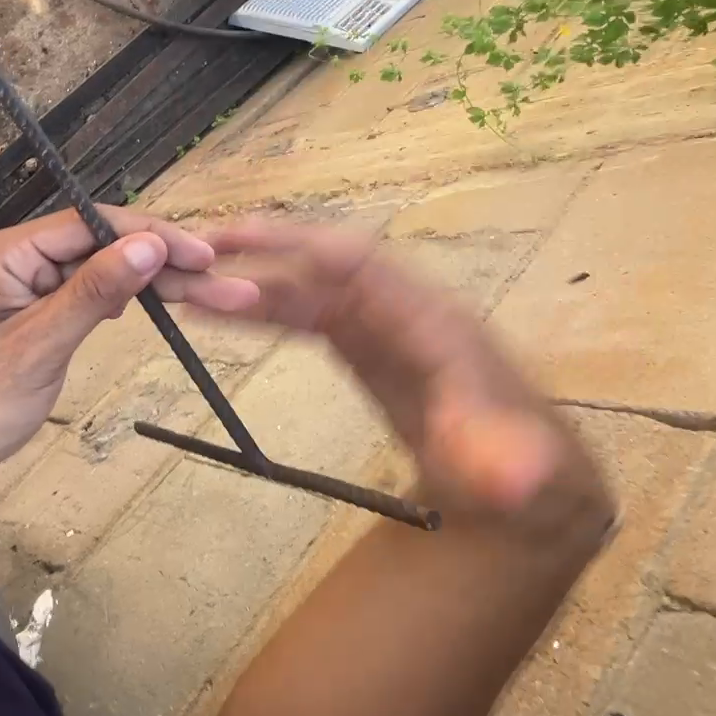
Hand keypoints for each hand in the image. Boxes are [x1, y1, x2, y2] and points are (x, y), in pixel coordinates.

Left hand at [0, 207, 261, 494]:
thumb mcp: (40, 346)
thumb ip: (92, 292)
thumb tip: (149, 246)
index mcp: (6, 253)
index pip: (90, 225)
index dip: (150, 236)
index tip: (202, 257)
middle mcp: (16, 260)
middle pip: (100, 248)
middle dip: (162, 264)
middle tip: (224, 286)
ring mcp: (24, 288)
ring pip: (99, 273)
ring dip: (150, 284)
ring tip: (210, 297)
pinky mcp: (32, 316)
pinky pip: (84, 295)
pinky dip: (120, 300)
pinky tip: (154, 306)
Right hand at [195, 219, 596, 518]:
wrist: (526, 477)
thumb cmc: (523, 468)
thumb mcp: (519, 472)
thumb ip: (507, 466)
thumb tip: (510, 477)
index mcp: (431, 320)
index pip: (363, 266)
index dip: (304, 246)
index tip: (249, 238)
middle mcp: (396, 307)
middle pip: (320, 263)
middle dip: (262, 249)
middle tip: (199, 246)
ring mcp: (371, 321)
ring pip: (299, 286)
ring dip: (246, 281)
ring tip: (189, 282)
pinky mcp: (353, 340)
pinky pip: (296, 314)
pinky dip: (255, 311)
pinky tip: (215, 313)